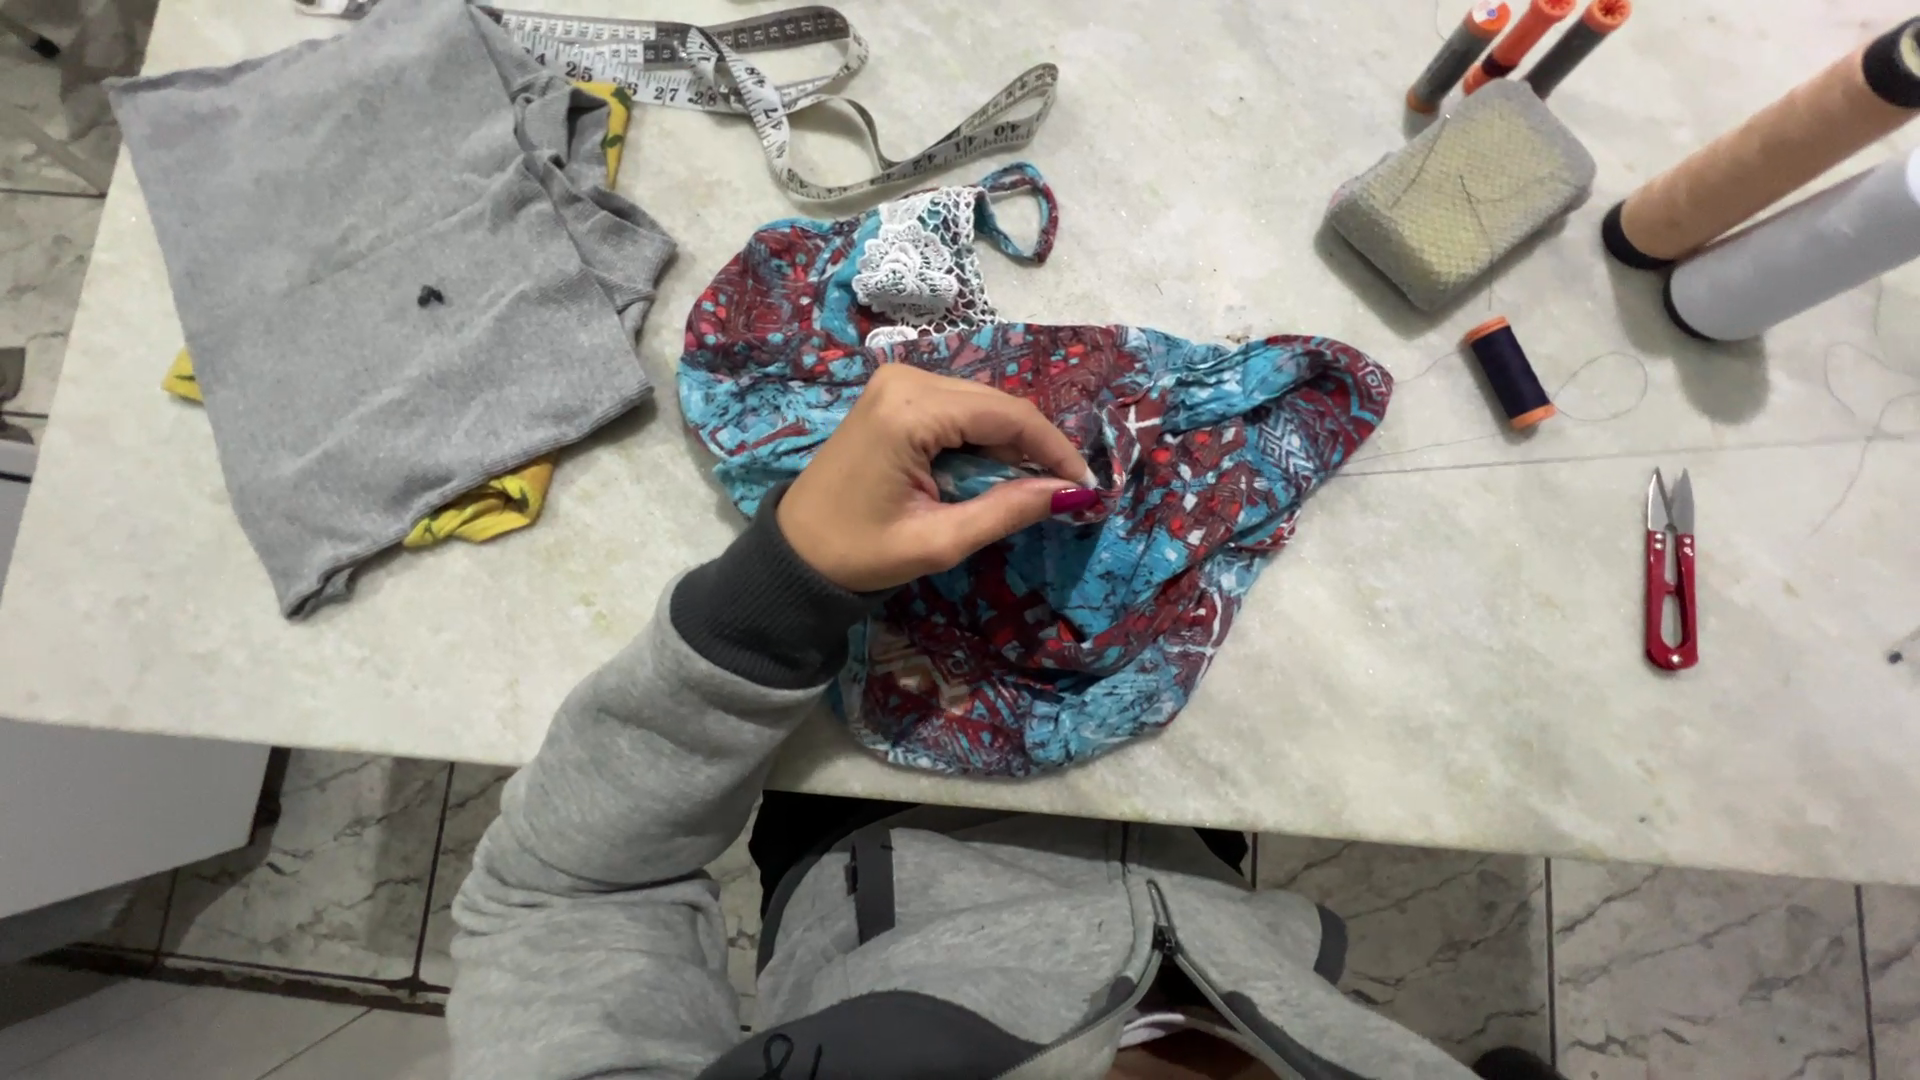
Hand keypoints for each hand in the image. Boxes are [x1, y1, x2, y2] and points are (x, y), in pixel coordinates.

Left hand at [777, 365, 1097, 591]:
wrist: (795, 552)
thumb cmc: (859, 554)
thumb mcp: (938, 540)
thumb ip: (1006, 510)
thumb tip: (1071, 493)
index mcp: (910, 410)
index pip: (1006, 416)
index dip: (1054, 449)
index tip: (1087, 485)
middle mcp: (906, 380)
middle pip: (996, 404)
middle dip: (1035, 446)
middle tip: (1065, 491)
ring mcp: (896, 383)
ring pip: (980, 405)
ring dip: (1010, 444)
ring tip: (1034, 487)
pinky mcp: (893, 396)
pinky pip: (957, 409)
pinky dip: (982, 440)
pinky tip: (995, 472)